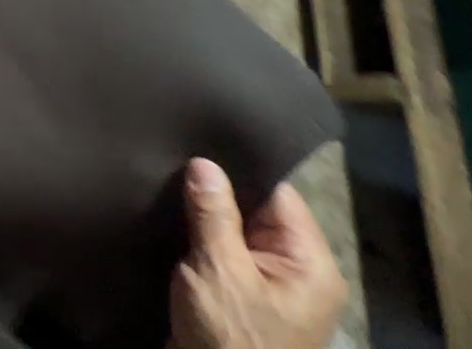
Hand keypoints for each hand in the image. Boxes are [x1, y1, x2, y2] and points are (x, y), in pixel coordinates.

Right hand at [170, 157, 346, 348]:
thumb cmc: (231, 332)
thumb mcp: (219, 268)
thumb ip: (213, 215)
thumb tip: (205, 163)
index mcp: (310, 264)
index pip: (280, 197)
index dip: (240, 168)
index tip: (198, 141)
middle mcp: (297, 270)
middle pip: (257, 211)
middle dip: (216, 188)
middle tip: (171, 154)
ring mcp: (269, 284)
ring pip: (234, 229)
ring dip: (202, 211)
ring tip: (162, 176)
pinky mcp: (240, 293)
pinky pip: (222, 249)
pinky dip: (197, 233)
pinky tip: (166, 213)